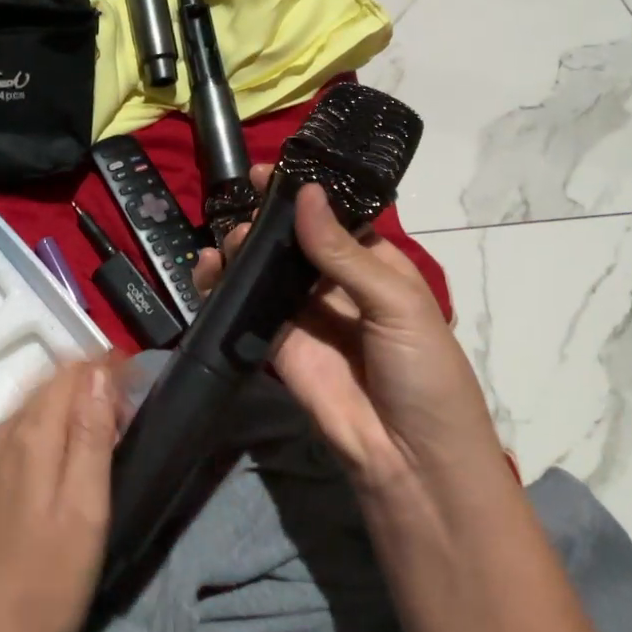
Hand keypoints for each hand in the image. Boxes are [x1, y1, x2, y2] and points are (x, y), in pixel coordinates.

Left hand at [0, 360, 119, 631]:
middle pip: (52, 382)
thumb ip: (92, 436)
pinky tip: (73, 449)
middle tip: (131, 410)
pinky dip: (55, 421)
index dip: (106, 366)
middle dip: (92, 381)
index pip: (71, 371)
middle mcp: (6, 429)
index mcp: (32, 433)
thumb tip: (99, 373)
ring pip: (38, 402)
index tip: (140, 378)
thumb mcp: (86, 507)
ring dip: (75, 401)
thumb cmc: (50, 574)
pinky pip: (26, 424)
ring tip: (111, 428)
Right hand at [191, 167, 499, 489]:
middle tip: (242, 207)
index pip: (333, 218)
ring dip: (241, 249)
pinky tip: (206, 269)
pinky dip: (220, 286)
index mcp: (375, 267)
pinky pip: (243, 308)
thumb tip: (305, 195)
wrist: (410, 460)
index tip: (267, 171)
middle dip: (264, 218)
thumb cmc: (425, 374)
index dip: (303, 193)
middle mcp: (335, 285)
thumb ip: (343, 253)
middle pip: (291, 240)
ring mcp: (301, 315)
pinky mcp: (273, 344)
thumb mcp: (397, 306)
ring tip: (227, 242)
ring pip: (263, 270)